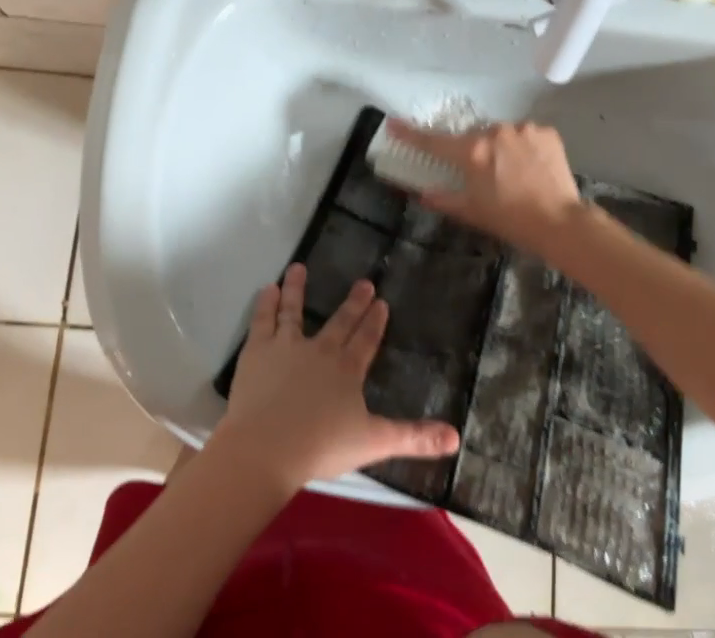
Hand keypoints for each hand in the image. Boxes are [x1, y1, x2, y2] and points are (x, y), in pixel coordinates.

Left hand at [212, 264, 459, 493]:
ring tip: (297, 268)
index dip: (374, 322)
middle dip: (353, 303)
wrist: (267, 446)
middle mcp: (320, 350)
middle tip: (363, 282)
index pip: (366, 340)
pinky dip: (265, 303)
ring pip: (293, 311)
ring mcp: (286, 347)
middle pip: (339, 322)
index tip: (381, 302)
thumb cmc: (321, 446)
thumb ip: (414, 438)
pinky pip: (263, 320)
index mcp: (347, 370)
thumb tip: (457, 438)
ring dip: (297, 289)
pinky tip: (266, 289)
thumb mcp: (374, 443)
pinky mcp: (257, 351)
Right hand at [387, 118, 585, 255]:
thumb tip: (422, 194)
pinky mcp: (546, 132)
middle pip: (473, 137)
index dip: (410, 134)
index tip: (393, 124)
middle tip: (485, 176)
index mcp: (472, 152)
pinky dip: (524, 148)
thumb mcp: (472, 212)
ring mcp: (523, 129)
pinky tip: (531, 168)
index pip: (433, 141)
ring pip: (501, 135)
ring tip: (513, 174)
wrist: (560, 221)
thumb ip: (444, 198)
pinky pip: (526, 135)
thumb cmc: (510, 219)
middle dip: (474, 152)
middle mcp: (495, 132)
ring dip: (501, 149)